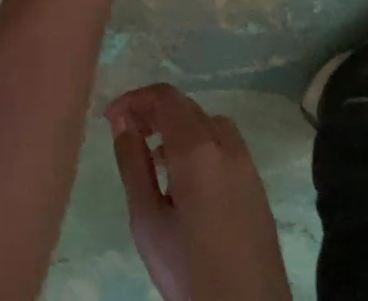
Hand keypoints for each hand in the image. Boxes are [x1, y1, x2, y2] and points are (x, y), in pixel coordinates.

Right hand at [107, 84, 291, 300]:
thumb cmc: (188, 269)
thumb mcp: (146, 218)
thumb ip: (132, 163)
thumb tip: (123, 122)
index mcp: (197, 150)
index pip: (165, 97)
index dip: (134, 99)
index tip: (110, 119)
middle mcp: (227, 148)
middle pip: (187, 107)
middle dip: (153, 111)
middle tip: (127, 134)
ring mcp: (248, 167)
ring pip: (209, 123)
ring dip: (179, 127)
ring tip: (156, 158)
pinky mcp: (258, 189)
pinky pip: (226, 146)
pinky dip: (201, 144)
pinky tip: (186, 180)